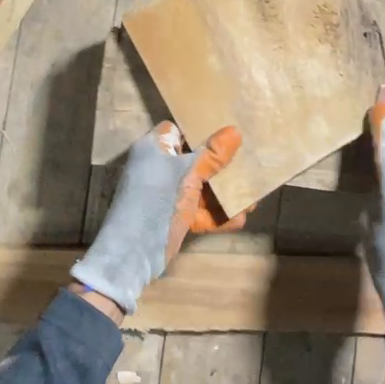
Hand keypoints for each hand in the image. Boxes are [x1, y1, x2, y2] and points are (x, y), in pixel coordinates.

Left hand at [70, 122, 245, 313]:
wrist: (132, 255)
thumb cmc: (158, 201)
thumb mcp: (189, 175)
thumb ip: (213, 154)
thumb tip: (235, 131)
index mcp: (155, 149)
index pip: (178, 130)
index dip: (200, 129)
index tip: (227, 130)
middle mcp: (158, 167)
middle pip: (195, 159)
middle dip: (222, 165)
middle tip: (248, 163)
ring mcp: (165, 193)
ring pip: (199, 186)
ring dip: (224, 193)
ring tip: (252, 198)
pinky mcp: (172, 215)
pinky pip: (197, 209)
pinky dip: (216, 214)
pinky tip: (239, 219)